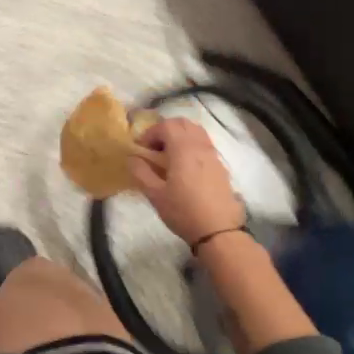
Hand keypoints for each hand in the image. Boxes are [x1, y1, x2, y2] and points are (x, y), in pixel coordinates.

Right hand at [128, 117, 245, 248]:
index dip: (150, 133)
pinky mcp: (220, 166)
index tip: (141, 149)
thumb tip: (132, 158)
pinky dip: (190, 145)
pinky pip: (204, 144)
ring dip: (179, 136)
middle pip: (183, 123)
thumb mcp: (154, 195)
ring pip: (196, 131)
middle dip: (165, 130)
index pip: (166, 125)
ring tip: (168, 156)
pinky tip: (183, 167)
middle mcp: (200, 147)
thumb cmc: (183, 212)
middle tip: (153, 148)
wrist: (218, 230)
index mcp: (183, 150)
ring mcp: (213, 155)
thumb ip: (141, 172)